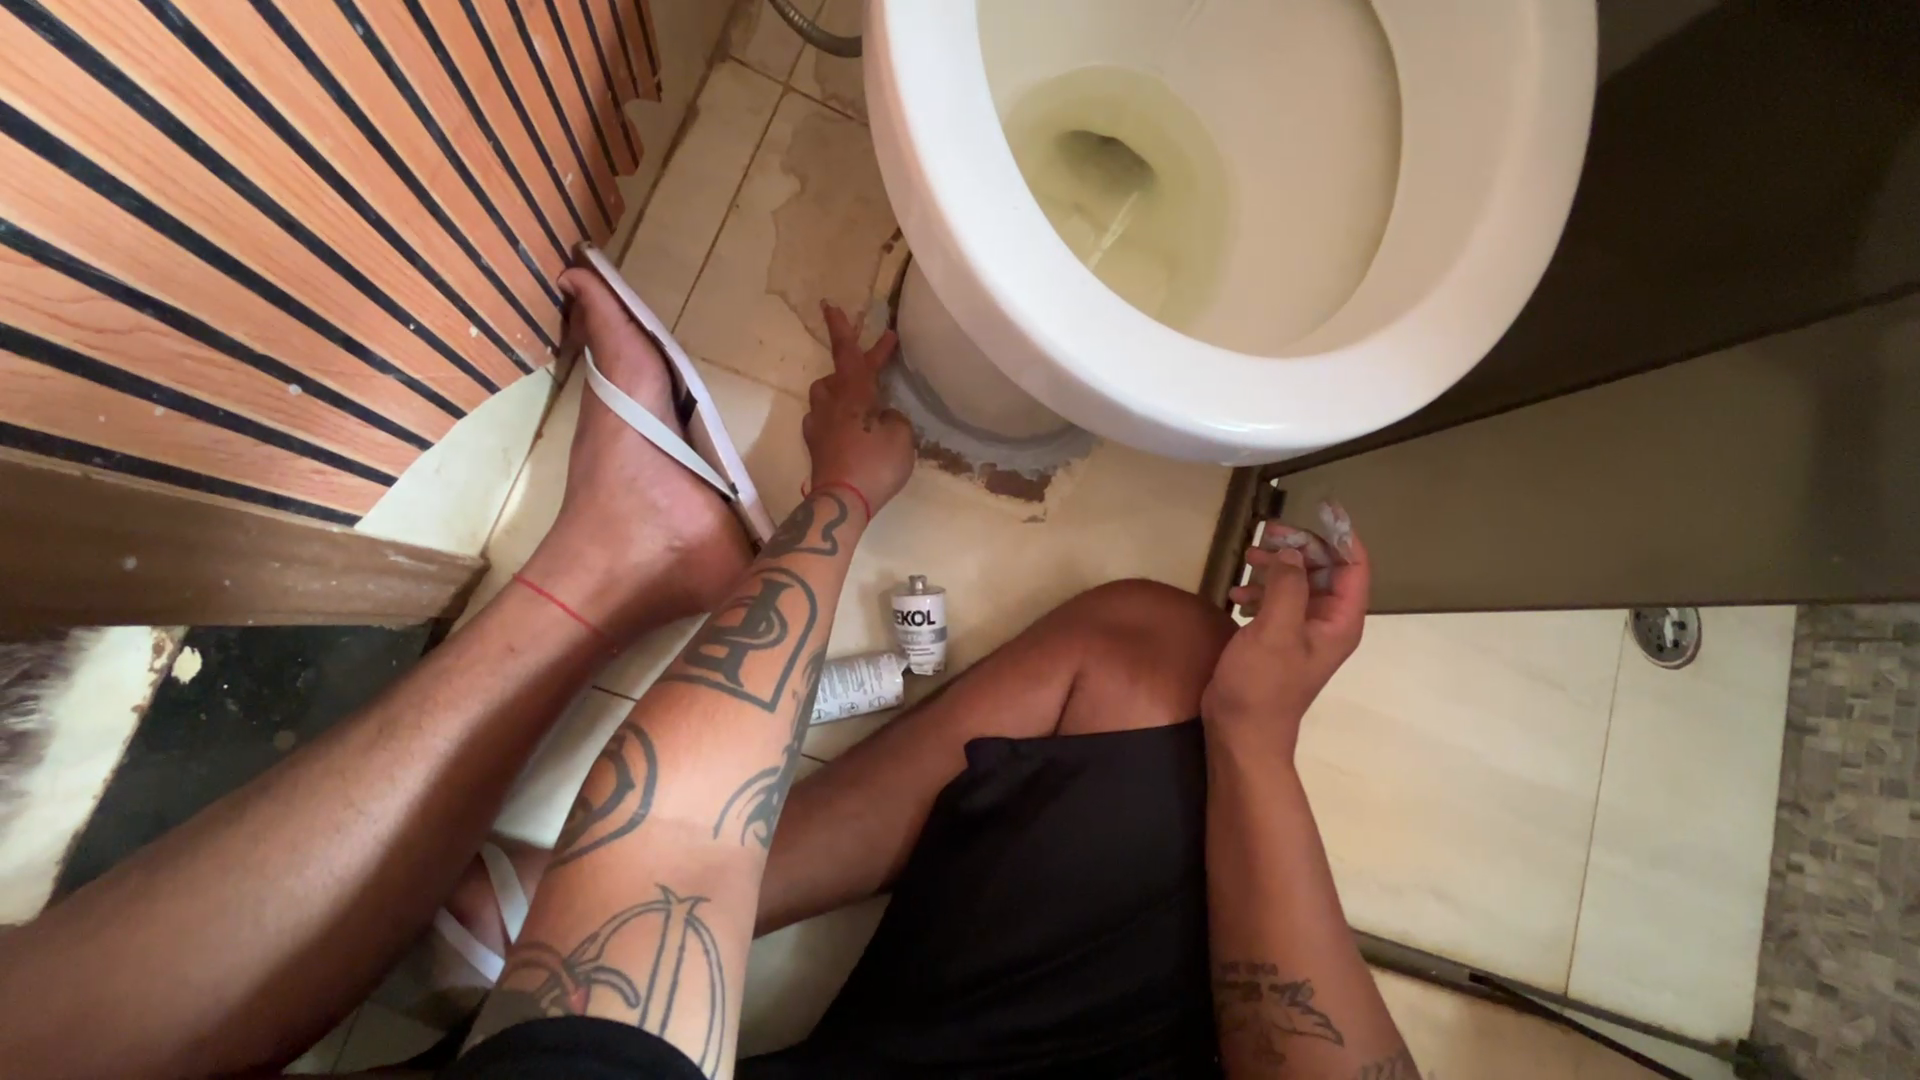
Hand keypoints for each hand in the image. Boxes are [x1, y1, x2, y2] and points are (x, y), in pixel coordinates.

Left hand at [804, 303, 914, 515]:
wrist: (841, 500)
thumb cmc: (875, 464)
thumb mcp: (902, 438)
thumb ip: (895, 420)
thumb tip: (884, 418)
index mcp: (854, 393)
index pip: (848, 353)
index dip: (841, 328)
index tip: (830, 305)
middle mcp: (832, 403)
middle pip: (839, 372)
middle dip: (856, 361)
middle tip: (876, 353)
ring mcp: (819, 424)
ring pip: (825, 394)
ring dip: (839, 389)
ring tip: (858, 397)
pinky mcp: (815, 445)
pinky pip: (824, 419)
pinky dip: (836, 416)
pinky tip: (847, 427)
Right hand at [1200, 502, 1369, 760]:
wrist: (1242, 733)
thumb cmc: (1262, 686)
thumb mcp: (1274, 632)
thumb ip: (1286, 587)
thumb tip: (1290, 551)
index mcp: (1340, 621)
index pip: (1354, 565)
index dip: (1341, 534)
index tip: (1320, 507)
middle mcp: (1327, 622)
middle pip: (1324, 568)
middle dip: (1299, 547)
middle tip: (1266, 533)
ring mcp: (1302, 632)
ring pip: (1299, 582)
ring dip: (1276, 566)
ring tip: (1247, 560)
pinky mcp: (1278, 639)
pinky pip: (1278, 601)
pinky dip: (1261, 589)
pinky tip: (1236, 593)